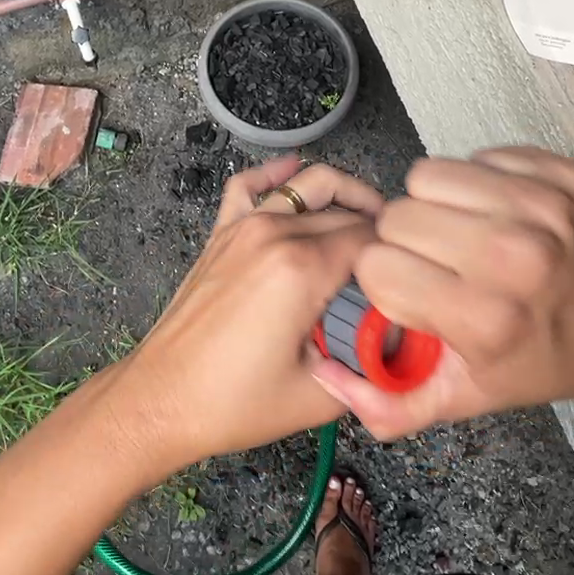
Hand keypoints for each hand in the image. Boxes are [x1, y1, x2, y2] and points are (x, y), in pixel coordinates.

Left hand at [104, 158, 384, 470]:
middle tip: (394, 260)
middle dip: (378, 229)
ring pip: (309, 184)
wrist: (162, 400)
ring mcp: (244, 227)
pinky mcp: (222, 233)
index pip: (371, 240)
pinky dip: (276, 173)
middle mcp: (274, 234)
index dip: (398, 254)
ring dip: (344, 192)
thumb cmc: (232, 401)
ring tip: (367, 214)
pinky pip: (249, 184)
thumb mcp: (317, 397)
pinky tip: (295, 173)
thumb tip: (394, 342)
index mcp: (301, 270)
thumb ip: (367, 366)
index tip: (410, 273)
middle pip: (346, 211)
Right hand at [312, 148, 573, 439]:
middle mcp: (514, 256)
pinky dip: (476, 182)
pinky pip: (475, 155)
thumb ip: (389, 404)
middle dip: (404, 238)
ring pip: (428, 173)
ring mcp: (542, 207)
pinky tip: (497, 213)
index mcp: (486, 318)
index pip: (377, 266)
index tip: (411, 288)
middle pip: (397, 215)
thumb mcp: (465, 398)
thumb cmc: (540, 358)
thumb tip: (327, 377)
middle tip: (436, 260)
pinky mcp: (559, 173)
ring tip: (460, 230)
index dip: (384, 278)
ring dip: (434, 202)